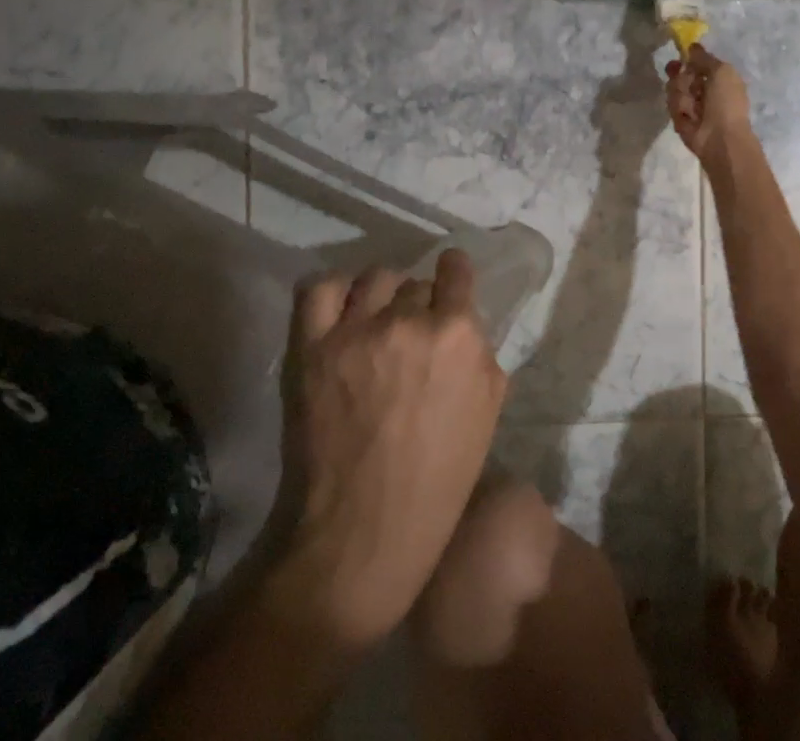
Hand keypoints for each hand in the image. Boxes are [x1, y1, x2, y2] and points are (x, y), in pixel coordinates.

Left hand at [283, 250, 507, 647]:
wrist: (364, 528)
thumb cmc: (439, 482)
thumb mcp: (487, 416)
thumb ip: (481, 361)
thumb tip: (464, 332)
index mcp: (459, 337)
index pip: (457, 276)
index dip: (455, 271)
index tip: (450, 272)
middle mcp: (408, 321)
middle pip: (414, 284)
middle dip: (418, 302)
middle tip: (411, 330)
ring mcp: (355, 331)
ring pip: (373, 280)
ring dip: (381, 293)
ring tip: (374, 318)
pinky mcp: (311, 346)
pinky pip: (321, 289)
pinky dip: (336, 291)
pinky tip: (341, 310)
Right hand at [665, 44, 752, 164]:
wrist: (720, 137)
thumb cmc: (726, 101)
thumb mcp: (721, 71)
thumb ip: (704, 58)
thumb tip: (692, 46)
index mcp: (719, 77)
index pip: (698, 62)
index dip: (689, 59)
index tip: (682, 56)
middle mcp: (704, 89)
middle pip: (681, 73)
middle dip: (680, 76)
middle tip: (683, 81)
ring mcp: (691, 103)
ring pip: (674, 87)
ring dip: (681, 94)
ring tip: (691, 106)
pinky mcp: (680, 117)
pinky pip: (672, 104)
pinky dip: (679, 108)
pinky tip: (688, 117)